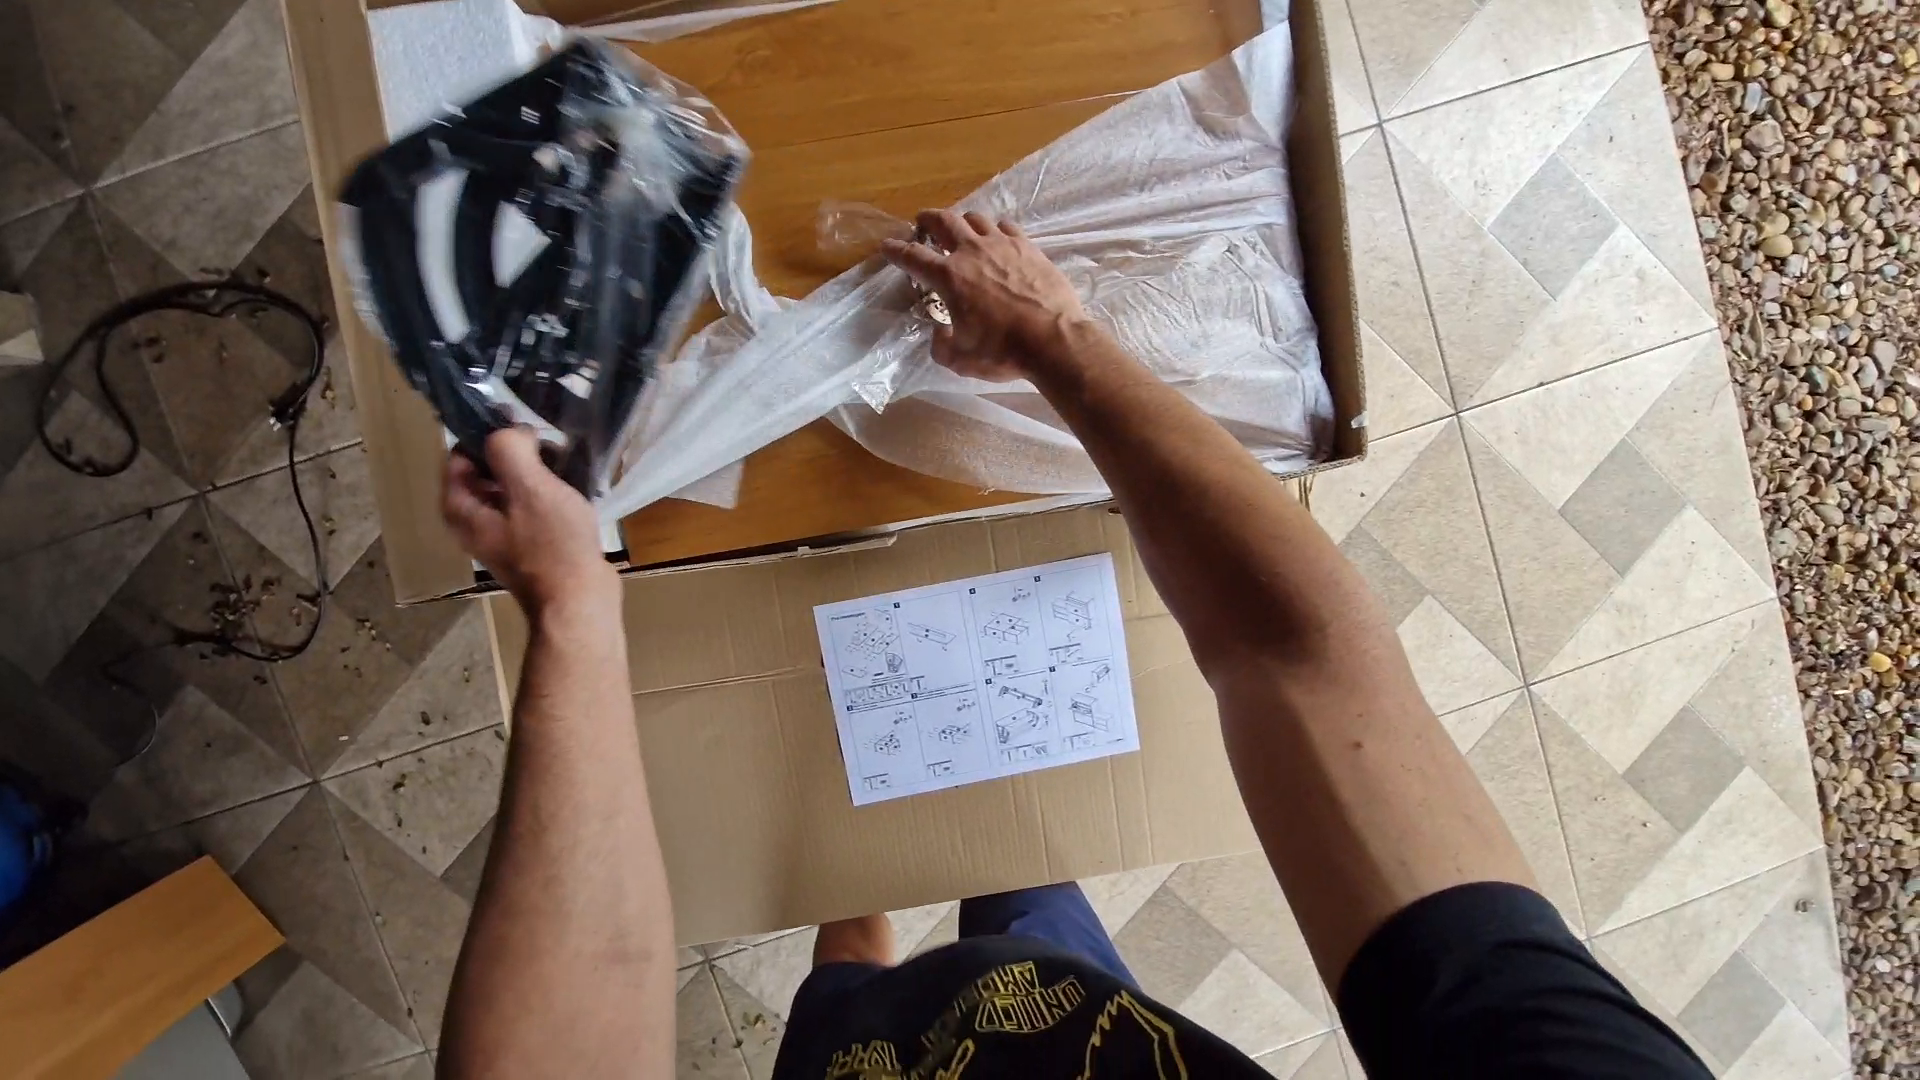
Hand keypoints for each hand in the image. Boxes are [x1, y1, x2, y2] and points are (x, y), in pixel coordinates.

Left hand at [442, 428, 616, 617]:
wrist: (579, 600)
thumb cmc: (553, 545)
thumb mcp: (531, 488)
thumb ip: (510, 449)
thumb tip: (511, 430)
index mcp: (460, 507)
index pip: (461, 453)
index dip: (491, 434)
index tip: (526, 428)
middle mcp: (472, 522)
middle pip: (488, 471)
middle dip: (519, 454)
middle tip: (553, 448)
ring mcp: (501, 536)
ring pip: (513, 489)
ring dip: (538, 475)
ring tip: (567, 469)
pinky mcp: (529, 546)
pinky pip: (532, 509)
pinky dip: (548, 496)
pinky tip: (573, 495)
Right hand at [880, 209, 1090, 381]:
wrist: (1052, 339)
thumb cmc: (1002, 351)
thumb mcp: (960, 360)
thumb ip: (941, 345)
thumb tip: (940, 331)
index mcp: (950, 278)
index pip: (914, 258)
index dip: (896, 251)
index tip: (887, 246)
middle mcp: (972, 252)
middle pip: (944, 222)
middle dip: (928, 220)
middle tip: (922, 222)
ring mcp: (1003, 245)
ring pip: (976, 219)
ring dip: (963, 221)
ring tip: (961, 229)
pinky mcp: (1029, 247)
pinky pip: (1006, 227)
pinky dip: (995, 229)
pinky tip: (998, 239)